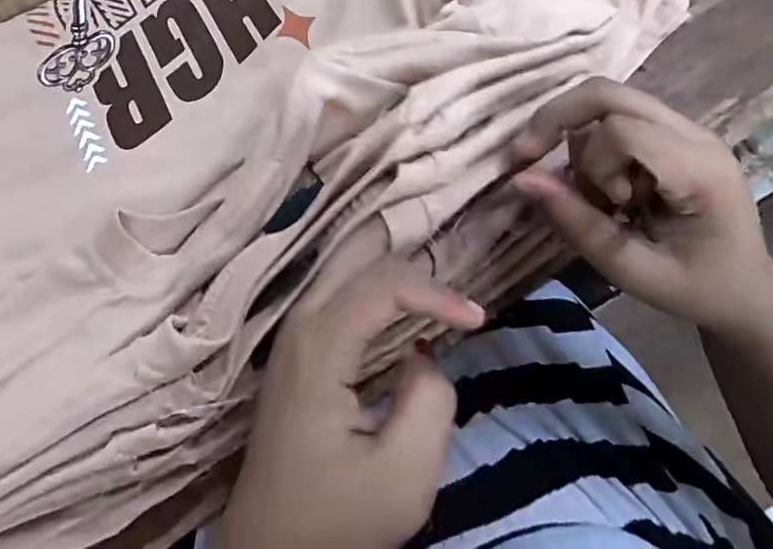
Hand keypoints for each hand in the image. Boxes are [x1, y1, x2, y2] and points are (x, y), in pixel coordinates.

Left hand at [217, 257, 486, 548]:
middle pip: (358, 253)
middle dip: (413, 258)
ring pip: (347, 261)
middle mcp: (301, 321)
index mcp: (319, 346)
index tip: (478, 319)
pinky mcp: (300, 342)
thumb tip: (423, 354)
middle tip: (457, 282)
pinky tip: (404, 296)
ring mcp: (295, 328)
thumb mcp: (402, 480)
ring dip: (395, 265)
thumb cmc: (335, 518)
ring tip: (438, 285)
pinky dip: (378, 280)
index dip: (436, 292)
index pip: (383, 284)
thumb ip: (430, 404)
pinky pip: (341, 285)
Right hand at [510, 78, 772, 335]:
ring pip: (606, 98)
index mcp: (700, 170)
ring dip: (579, 136)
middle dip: (558, 118)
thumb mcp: (635, 272)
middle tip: (528, 155)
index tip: (595, 204)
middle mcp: (694, 133)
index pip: (622, 131)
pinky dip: (591, 139)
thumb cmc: (698, 289)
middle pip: (608, 92)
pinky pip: (616, 112)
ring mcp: (685, 126)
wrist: (748, 291)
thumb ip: (579, 224)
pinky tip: (604, 182)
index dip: (589, 163)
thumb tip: (521, 180)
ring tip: (595, 190)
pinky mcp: (672, 130)